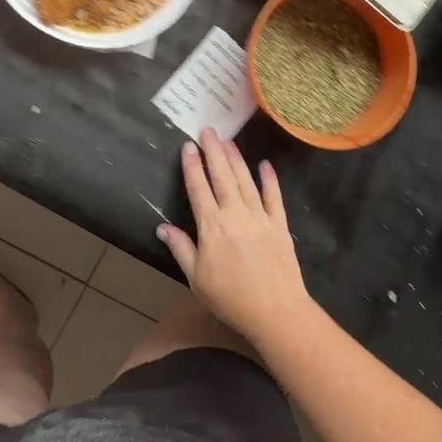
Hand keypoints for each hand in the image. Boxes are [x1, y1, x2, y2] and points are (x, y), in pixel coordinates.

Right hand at [157, 128, 312, 341]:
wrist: (275, 311)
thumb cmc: (230, 298)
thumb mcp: (196, 279)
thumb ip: (181, 249)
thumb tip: (162, 227)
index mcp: (211, 226)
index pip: (198, 188)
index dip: (192, 166)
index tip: (188, 146)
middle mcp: (235, 214)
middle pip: (222, 176)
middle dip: (214, 151)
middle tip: (208, 130)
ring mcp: (259, 217)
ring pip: (245, 180)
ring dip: (236, 159)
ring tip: (228, 141)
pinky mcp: (279, 225)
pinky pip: (273, 196)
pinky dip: (269, 179)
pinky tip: (265, 165)